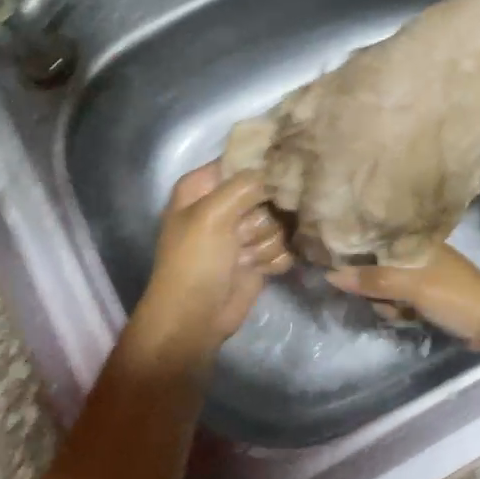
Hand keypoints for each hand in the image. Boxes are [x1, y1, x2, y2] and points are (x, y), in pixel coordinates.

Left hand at [132, 165, 290, 362]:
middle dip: (261, 217)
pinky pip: (285, 248)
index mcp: (204, 186)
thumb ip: (246, 184)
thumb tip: (278, 171)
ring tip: (243, 259)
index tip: (278, 177)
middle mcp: (225, 205)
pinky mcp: (260, 257)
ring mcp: (244, 233)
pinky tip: (256, 270)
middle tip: (241, 234)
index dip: (261, 168)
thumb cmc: (194, 262)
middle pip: (268, 194)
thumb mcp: (211, 214)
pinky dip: (273, 260)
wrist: (195, 317)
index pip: (243, 161)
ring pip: (280, 223)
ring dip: (265, 243)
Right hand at [326, 246, 479, 354]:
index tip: (332, 261)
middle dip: (372, 288)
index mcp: (416, 242)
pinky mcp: (427, 300)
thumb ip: (374, 280)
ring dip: (387, 305)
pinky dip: (400, 313)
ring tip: (401, 313)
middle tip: (382, 299)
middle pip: (376, 268)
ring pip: (386, 289)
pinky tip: (408, 320)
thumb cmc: (457, 296)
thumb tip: (331, 274)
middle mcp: (417, 256)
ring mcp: (423, 279)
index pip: (375, 239)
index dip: (355, 251)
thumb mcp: (413, 287)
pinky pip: (400, 304)